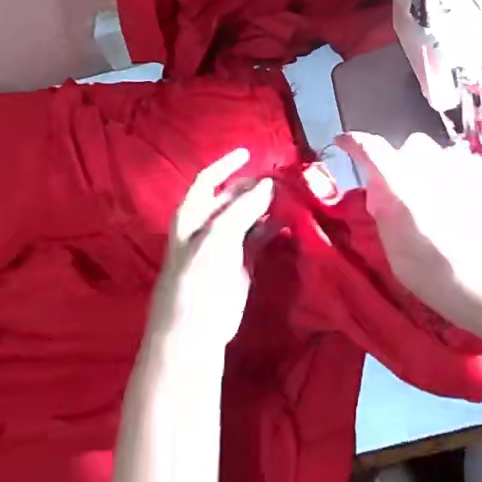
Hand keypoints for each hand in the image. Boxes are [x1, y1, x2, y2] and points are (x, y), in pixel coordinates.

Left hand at [148, 148, 275, 351]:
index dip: (226, 164)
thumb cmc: (196, 280)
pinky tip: (289, 220)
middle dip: (254, 185)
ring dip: (266, 205)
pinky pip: (258, 238)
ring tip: (290, 196)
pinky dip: (272, 228)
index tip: (249, 151)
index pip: (208, 180)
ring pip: (248, 216)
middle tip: (283, 178)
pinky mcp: (241, 264)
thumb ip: (242, 210)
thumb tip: (267, 184)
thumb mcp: (217, 239)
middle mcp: (207, 225)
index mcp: (191, 215)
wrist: (195, 330)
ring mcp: (225, 245)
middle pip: (232, 197)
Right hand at [336, 132, 481, 352]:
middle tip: (403, 193)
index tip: (344, 144)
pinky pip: (464, 166)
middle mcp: (435, 169)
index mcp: (406, 189)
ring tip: (439, 201)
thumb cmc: (440, 280)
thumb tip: (380, 189)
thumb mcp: (396, 254)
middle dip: (402, 163)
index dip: (354, 143)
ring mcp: (467, 169)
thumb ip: (385, 214)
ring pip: (440, 154)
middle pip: (411, 146)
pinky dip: (457, 178)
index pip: (373, 149)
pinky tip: (463, 205)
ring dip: (432, 170)